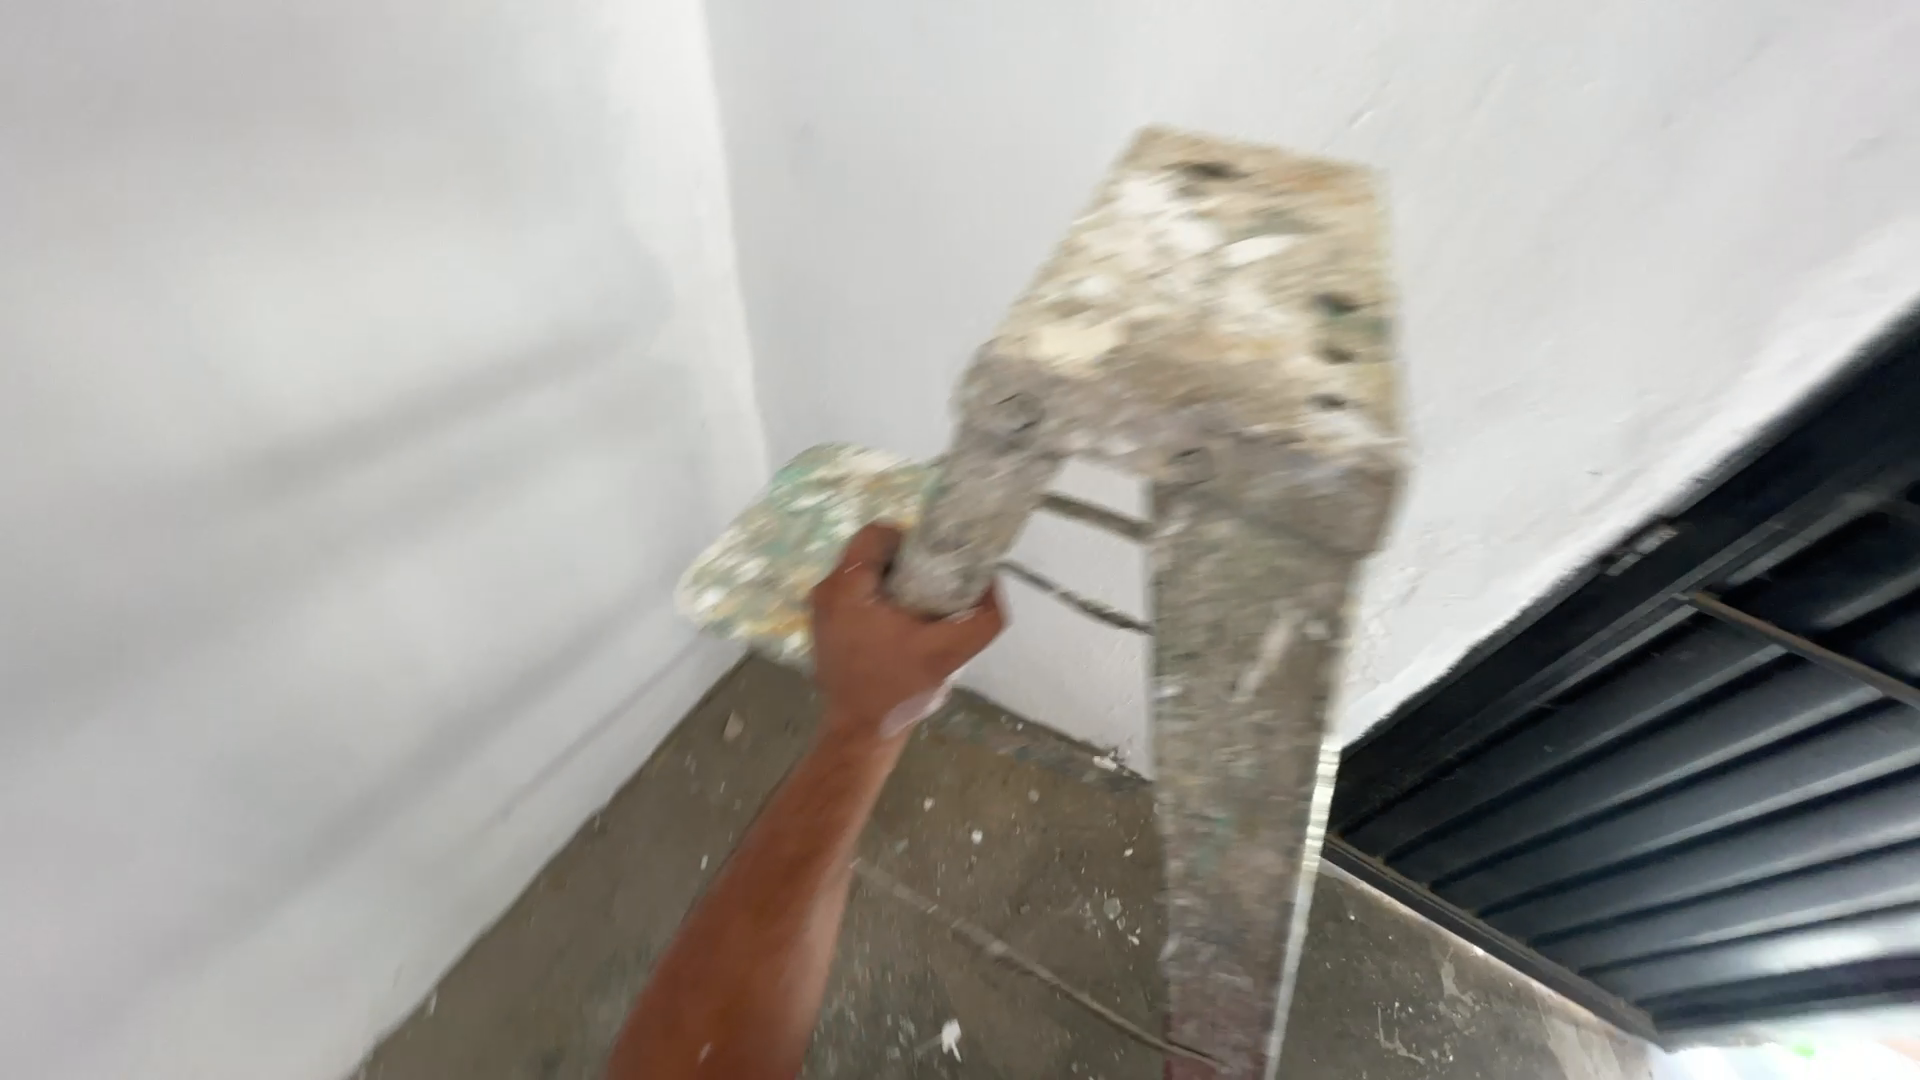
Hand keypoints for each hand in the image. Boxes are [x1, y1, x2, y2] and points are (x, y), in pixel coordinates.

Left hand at [809, 523, 1004, 744]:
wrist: (861, 732)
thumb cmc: (899, 688)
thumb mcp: (950, 652)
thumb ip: (982, 617)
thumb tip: (991, 583)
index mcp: (847, 587)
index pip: (877, 533)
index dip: (909, 543)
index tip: (931, 570)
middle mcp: (826, 590)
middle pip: (869, 552)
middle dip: (903, 564)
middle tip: (929, 590)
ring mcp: (820, 609)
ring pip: (862, 573)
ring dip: (890, 582)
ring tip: (916, 609)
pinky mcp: (823, 626)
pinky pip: (853, 594)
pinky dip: (876, 600)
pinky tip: (898, 627)